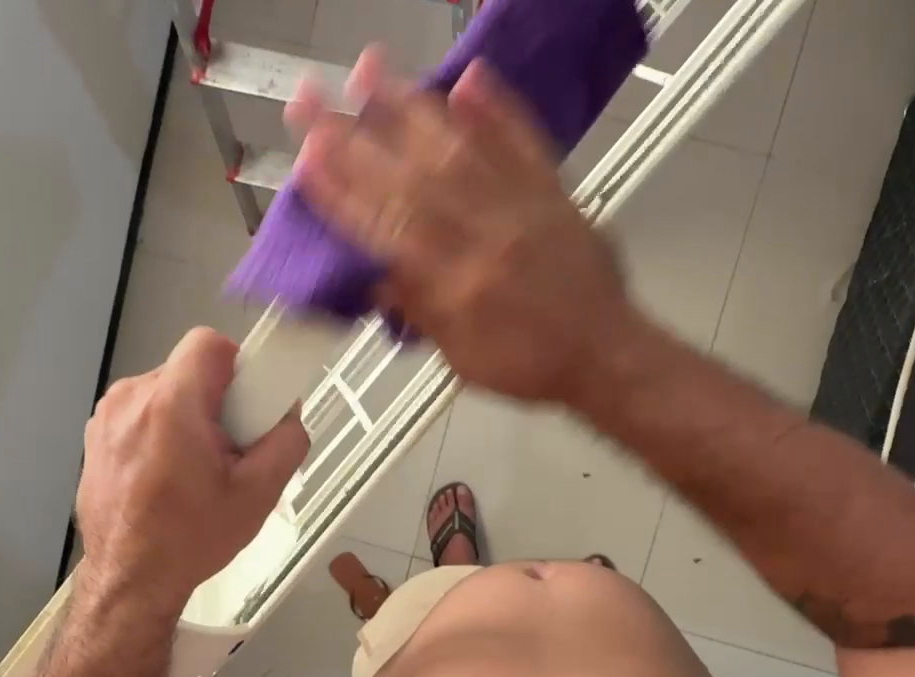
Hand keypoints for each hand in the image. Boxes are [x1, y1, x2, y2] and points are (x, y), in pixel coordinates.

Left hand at [76, 328, 309, 610]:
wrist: (130, 579)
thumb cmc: (192, 538)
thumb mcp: (258, 494)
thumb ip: (286, 442)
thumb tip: (288, 415)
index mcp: (171, 405)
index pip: (209, 344)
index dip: (238, 368)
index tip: (247, 407)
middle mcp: (131, 399)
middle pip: (189, 371)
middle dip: (217, 402)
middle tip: (230, 453)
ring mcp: (106, 416)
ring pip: (166, 392)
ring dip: (189, 418)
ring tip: (197, 471)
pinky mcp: (95, 435)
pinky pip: (142, 413)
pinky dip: (162, 433)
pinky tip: (168, 478)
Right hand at [287, 49, 646, 404]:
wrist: (607, 357)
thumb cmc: (530, 367)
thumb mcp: (464, 359)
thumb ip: (423, 313)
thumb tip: (377, 277)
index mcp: (458, 284)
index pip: (388, 229)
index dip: (343, 193)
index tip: (307, 160)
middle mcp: (485, 236)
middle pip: (410, 179)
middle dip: (355, 138)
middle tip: (312, 100)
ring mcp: (521, 208)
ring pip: (459, 150)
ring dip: (410, 107)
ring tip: (370, 70)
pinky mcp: (554, 193)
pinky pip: (525, 144)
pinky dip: (497, 109)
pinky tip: (469, 77)